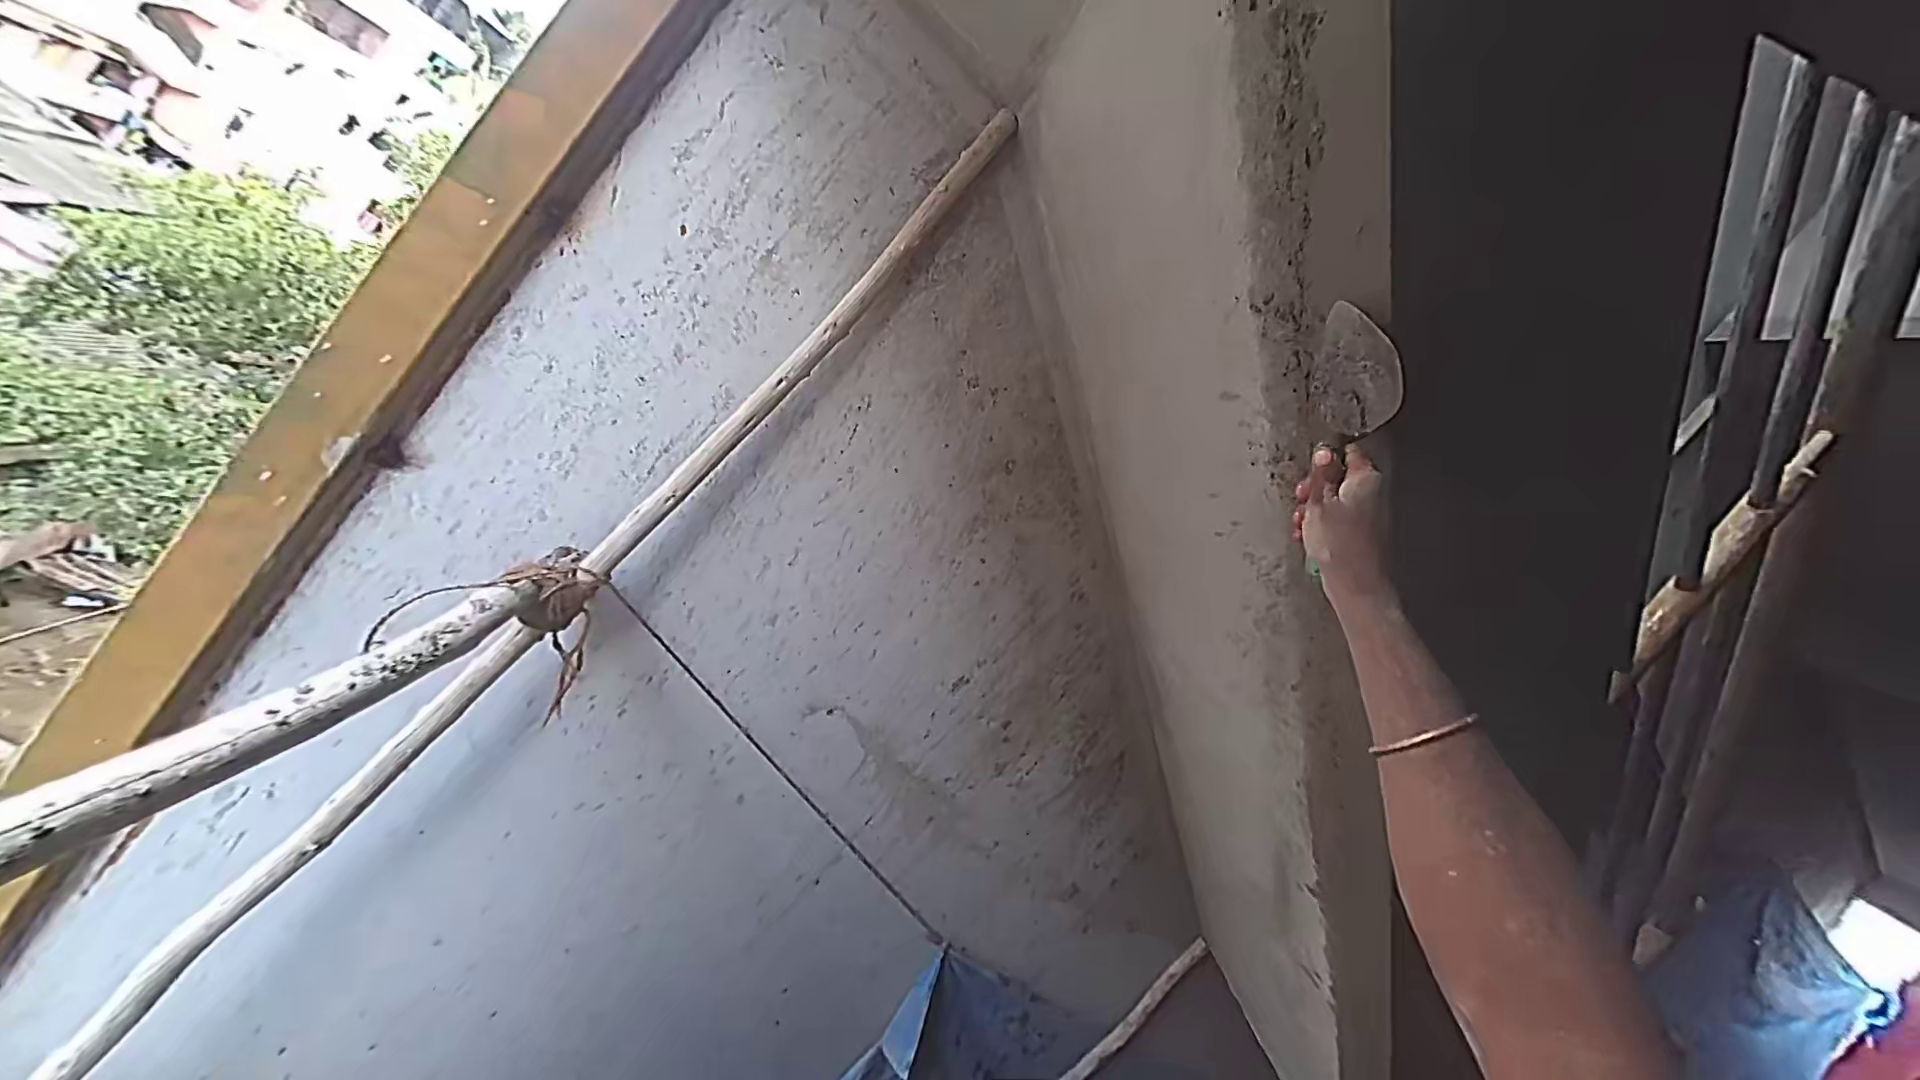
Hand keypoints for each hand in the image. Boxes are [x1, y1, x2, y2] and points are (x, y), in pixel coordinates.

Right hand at [1292, 444, 1393, 607]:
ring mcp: (1368, 513)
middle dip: (1314, 488)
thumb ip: (1320, 475)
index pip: (1347, 453)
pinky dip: (1321, 523)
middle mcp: (1373, 493)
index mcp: (1366, 479)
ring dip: (1313, 508)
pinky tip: (1308, 535)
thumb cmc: (1339, 544)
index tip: (1310, 472)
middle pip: (1338, 478)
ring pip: (1334, 499)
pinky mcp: (1361, 531)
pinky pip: (1337, 518)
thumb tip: (1323, 452)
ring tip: (1302, 522)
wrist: (1354, 582)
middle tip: (1302, 500)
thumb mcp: (1317, 502)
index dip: (1323, 460)